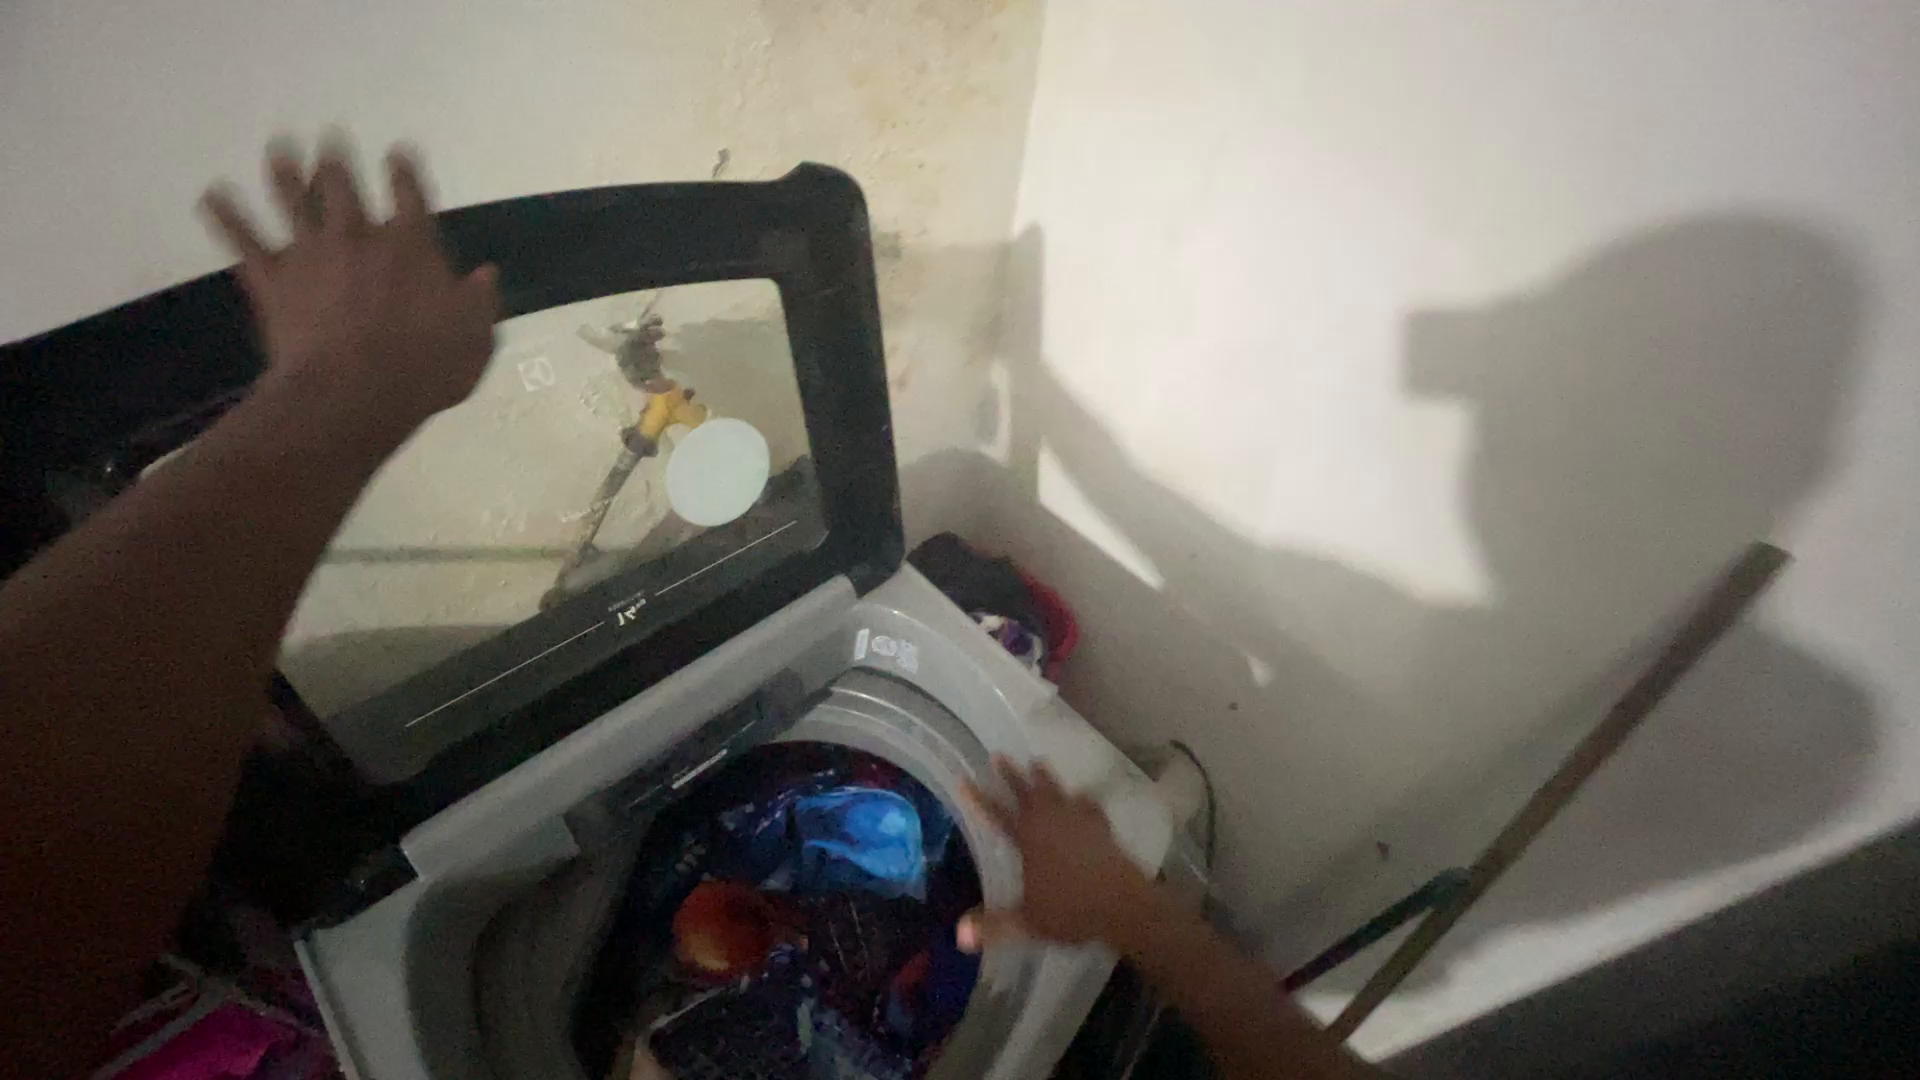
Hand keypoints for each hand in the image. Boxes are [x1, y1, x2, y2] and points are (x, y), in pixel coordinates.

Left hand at [199, 138, 498, 428]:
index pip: (410, 196)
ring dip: (285, 170)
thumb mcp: (476, 337)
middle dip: (339, 159)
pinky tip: (213, 195)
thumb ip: (480, 300)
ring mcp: (309, 253)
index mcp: (413, 248)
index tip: (400, 152)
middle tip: (332, 138)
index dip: (405, 171)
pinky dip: (225, 214)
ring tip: (281, 148)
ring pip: (292, 199)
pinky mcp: (270, 277)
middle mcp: (358, 236)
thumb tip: (486, 273)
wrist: (354, 391)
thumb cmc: (428, 366)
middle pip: (344, 185)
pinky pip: (241, 238)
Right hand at [958, 755, 1160, 952]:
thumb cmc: (1071, 911)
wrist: (1121, 904)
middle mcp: (1050, 823)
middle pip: (1025, 793)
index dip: (979, 798)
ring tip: (1038, 761)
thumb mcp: (1028, 922)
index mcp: (1028, 840)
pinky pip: (1089, 806)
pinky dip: (1084, 799)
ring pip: (1056, 791)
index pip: (997, 815)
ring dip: (1045, 777)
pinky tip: (1083, 795)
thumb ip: (994, 925)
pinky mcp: (1100, 826)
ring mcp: (1077, 821)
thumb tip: (959, 935)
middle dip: (1011, 774)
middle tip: (999, 755)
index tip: (965, 779)